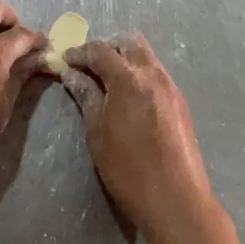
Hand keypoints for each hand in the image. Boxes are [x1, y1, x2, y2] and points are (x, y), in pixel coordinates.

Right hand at [60, 33, 217, 236]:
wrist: (177, 201)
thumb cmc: (129, 170)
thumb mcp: (98, 133)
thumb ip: (86, 96)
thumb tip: (72, 74)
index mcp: (129, 78)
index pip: (99, 50)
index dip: (79, 52)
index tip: (65, 61)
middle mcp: (153, 74)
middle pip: (129, 42)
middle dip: (106, 47)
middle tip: (88, 66)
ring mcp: (170, 87)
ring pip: (145, 56)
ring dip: (125, 59)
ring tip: (107, 81)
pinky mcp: (180, 102)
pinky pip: (156, 73)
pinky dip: (139, 74)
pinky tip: (128, 97)